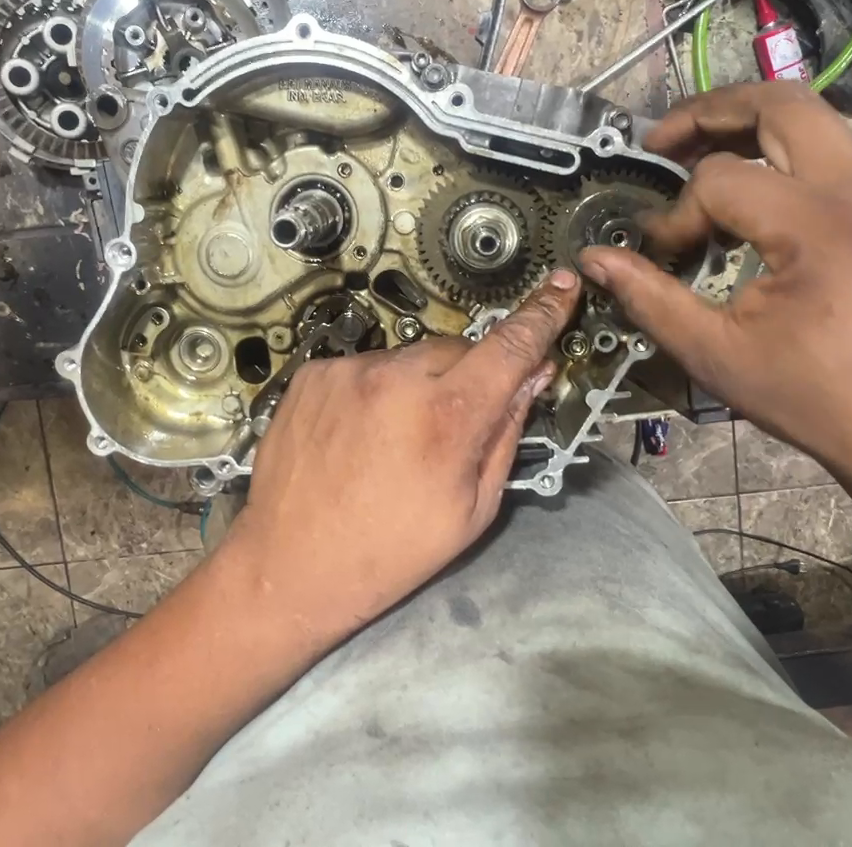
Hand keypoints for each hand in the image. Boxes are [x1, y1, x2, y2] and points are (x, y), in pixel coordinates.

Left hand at [225, 270, 581, 636]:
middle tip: (451, 427)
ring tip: (394, 441)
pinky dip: (373, 391)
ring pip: (409, 359)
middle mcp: (397, 379)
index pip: (511, 346)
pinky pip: (365, 368)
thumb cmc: (389, 551)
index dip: (543, 314)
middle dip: (467, 378)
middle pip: (458, 351)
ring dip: (416, 386)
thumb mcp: (471, 508)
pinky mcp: (314, 374)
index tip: (561, 286)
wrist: (291, 564)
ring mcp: (349, 372)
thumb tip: (531, 377)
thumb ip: (506, 433)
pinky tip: (360, 434)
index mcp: (447, 417)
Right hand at [578, 82, 851, 502]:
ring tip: (696, 156)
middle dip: (709, 111)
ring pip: (812, 118)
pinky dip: (781, 153)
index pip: (722, 180)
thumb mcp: (717, 356)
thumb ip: (648, 298)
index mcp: (821, 227)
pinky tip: (751, 197)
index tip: (660, 255)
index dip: (675, 214)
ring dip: (747, 126)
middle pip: (780, 103)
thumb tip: (592, 261)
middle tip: (660, 142)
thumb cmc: (817, 402)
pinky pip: (832, 152)